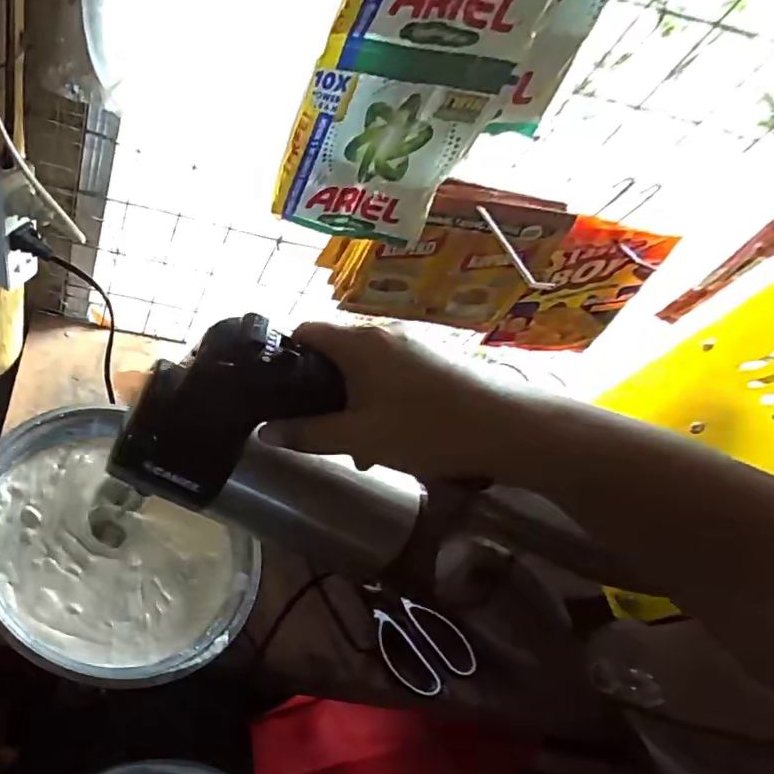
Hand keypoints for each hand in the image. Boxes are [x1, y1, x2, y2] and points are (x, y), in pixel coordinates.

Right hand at [264, 322, 536, 480]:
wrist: (510, 430)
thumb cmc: (426, 428)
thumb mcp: (358, 438)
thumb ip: (307, 434)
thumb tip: (263, 432)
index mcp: (359, 343)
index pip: (304, 331)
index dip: (283, 356)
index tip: (274, 389)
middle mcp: (383, 335)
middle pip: (331, 352)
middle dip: (316, 389)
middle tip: (310, 425)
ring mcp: (411, 347)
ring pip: (360, 370)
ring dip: (347, 403)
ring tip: (349, 442)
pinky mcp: (432, 364)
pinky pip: (386, 377)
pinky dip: (374, 402)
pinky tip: (384, 439)